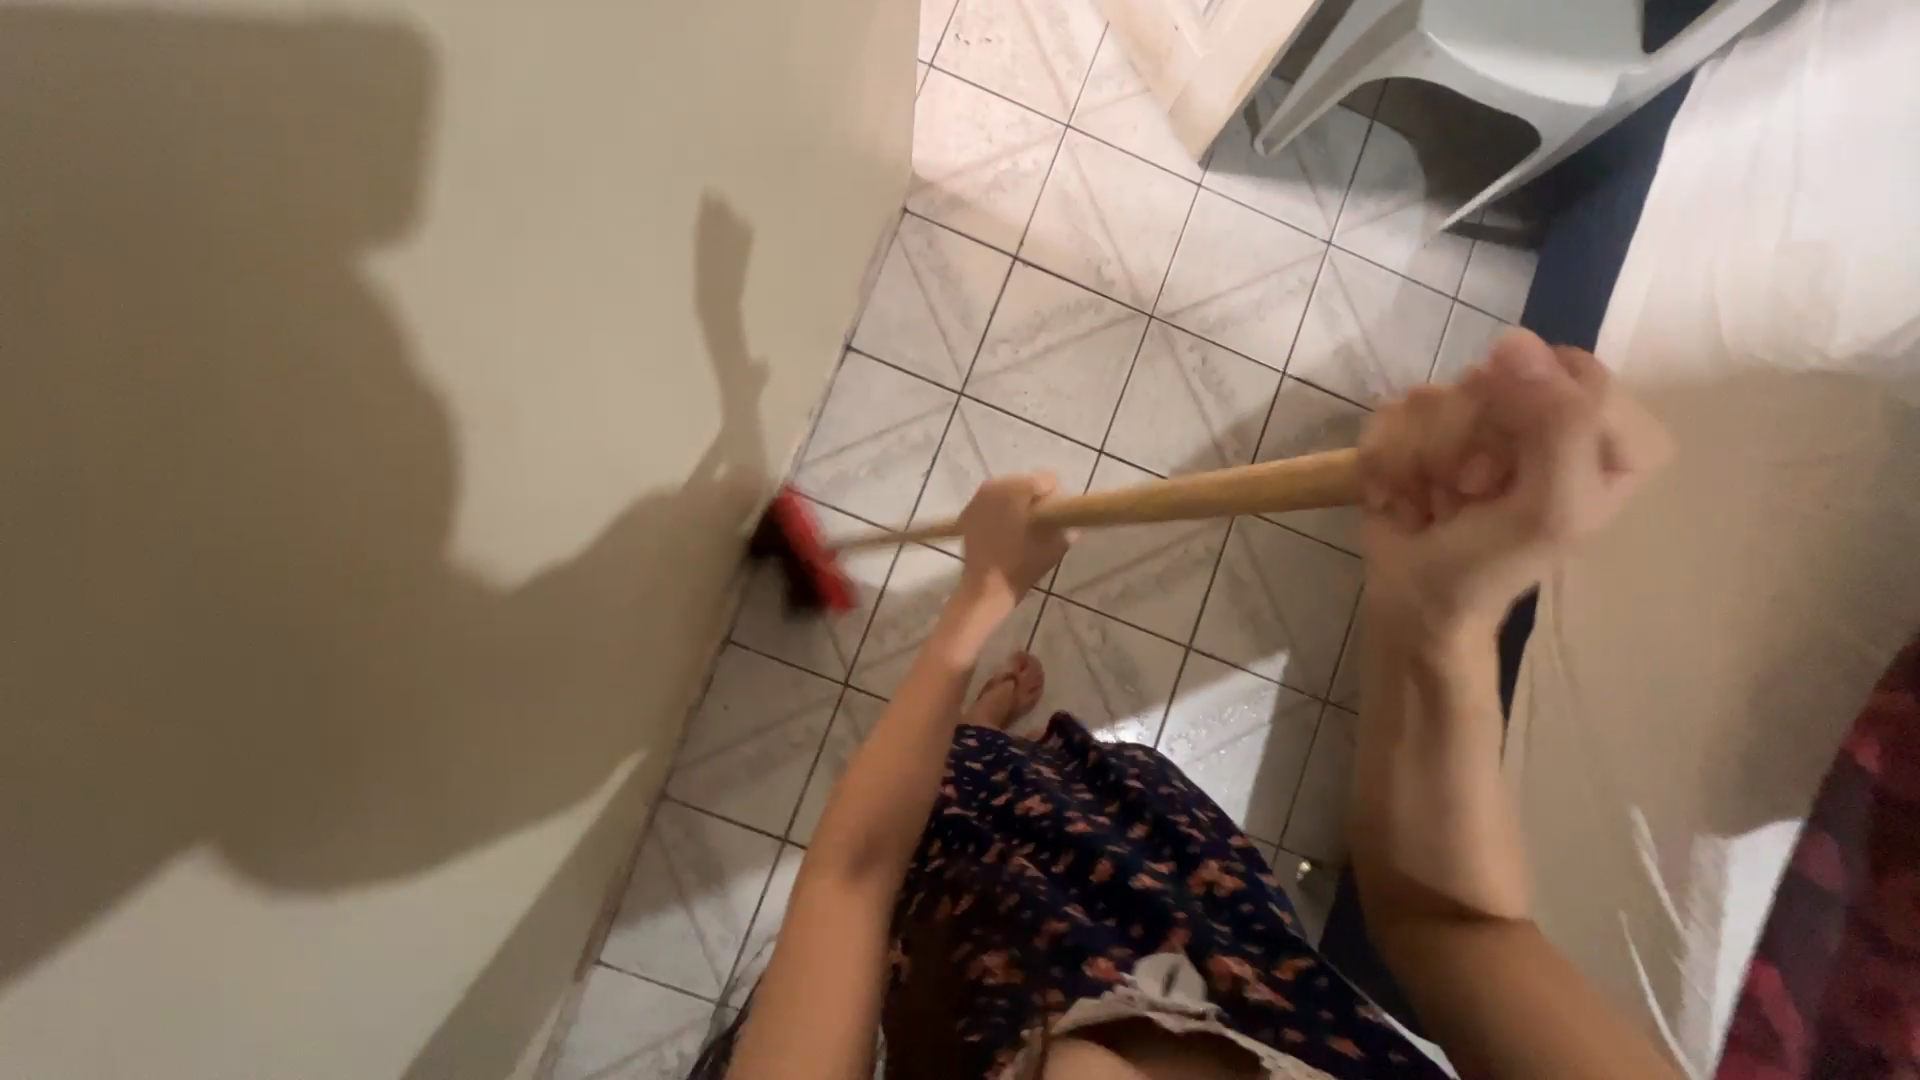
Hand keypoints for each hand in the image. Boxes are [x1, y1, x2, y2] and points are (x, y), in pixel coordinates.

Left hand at [956, 473, 1071, 612]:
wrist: (987, 586)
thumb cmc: (1024, 563)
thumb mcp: (1058, 543)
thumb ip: (1066, 521)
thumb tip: (1066, 514)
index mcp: (1018, 487)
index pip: (1048, 480)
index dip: (1055, 499)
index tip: (1056, 518)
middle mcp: (995, 484)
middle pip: (1025, 483)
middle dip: (1033, 499)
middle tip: (1039, 523)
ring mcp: (977, 497)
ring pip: (1006, 491)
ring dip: (1016, 504)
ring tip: (1020, 528)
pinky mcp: (967, 511)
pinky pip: (991, 503)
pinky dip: (999, 511)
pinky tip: (1003, 531)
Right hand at [1358, 328, 1644, 642]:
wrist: (1411, 605)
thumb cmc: (1489, 567)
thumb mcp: (1550, 509)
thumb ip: (1557, 423)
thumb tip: (1510, 341)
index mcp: (1604, 434)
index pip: (1566, 372)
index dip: (1525, 418)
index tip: (1504, 473)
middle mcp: (1540, 419)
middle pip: (1490, 381)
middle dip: (1461, 445)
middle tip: (1467, 493)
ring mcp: (1474, 423)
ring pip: (1431, 397)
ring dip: (1417, 462)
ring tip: (1430, 503)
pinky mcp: (1417, 433)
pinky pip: (1389, 415)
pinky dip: (1384, 464)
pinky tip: (1399, 497)